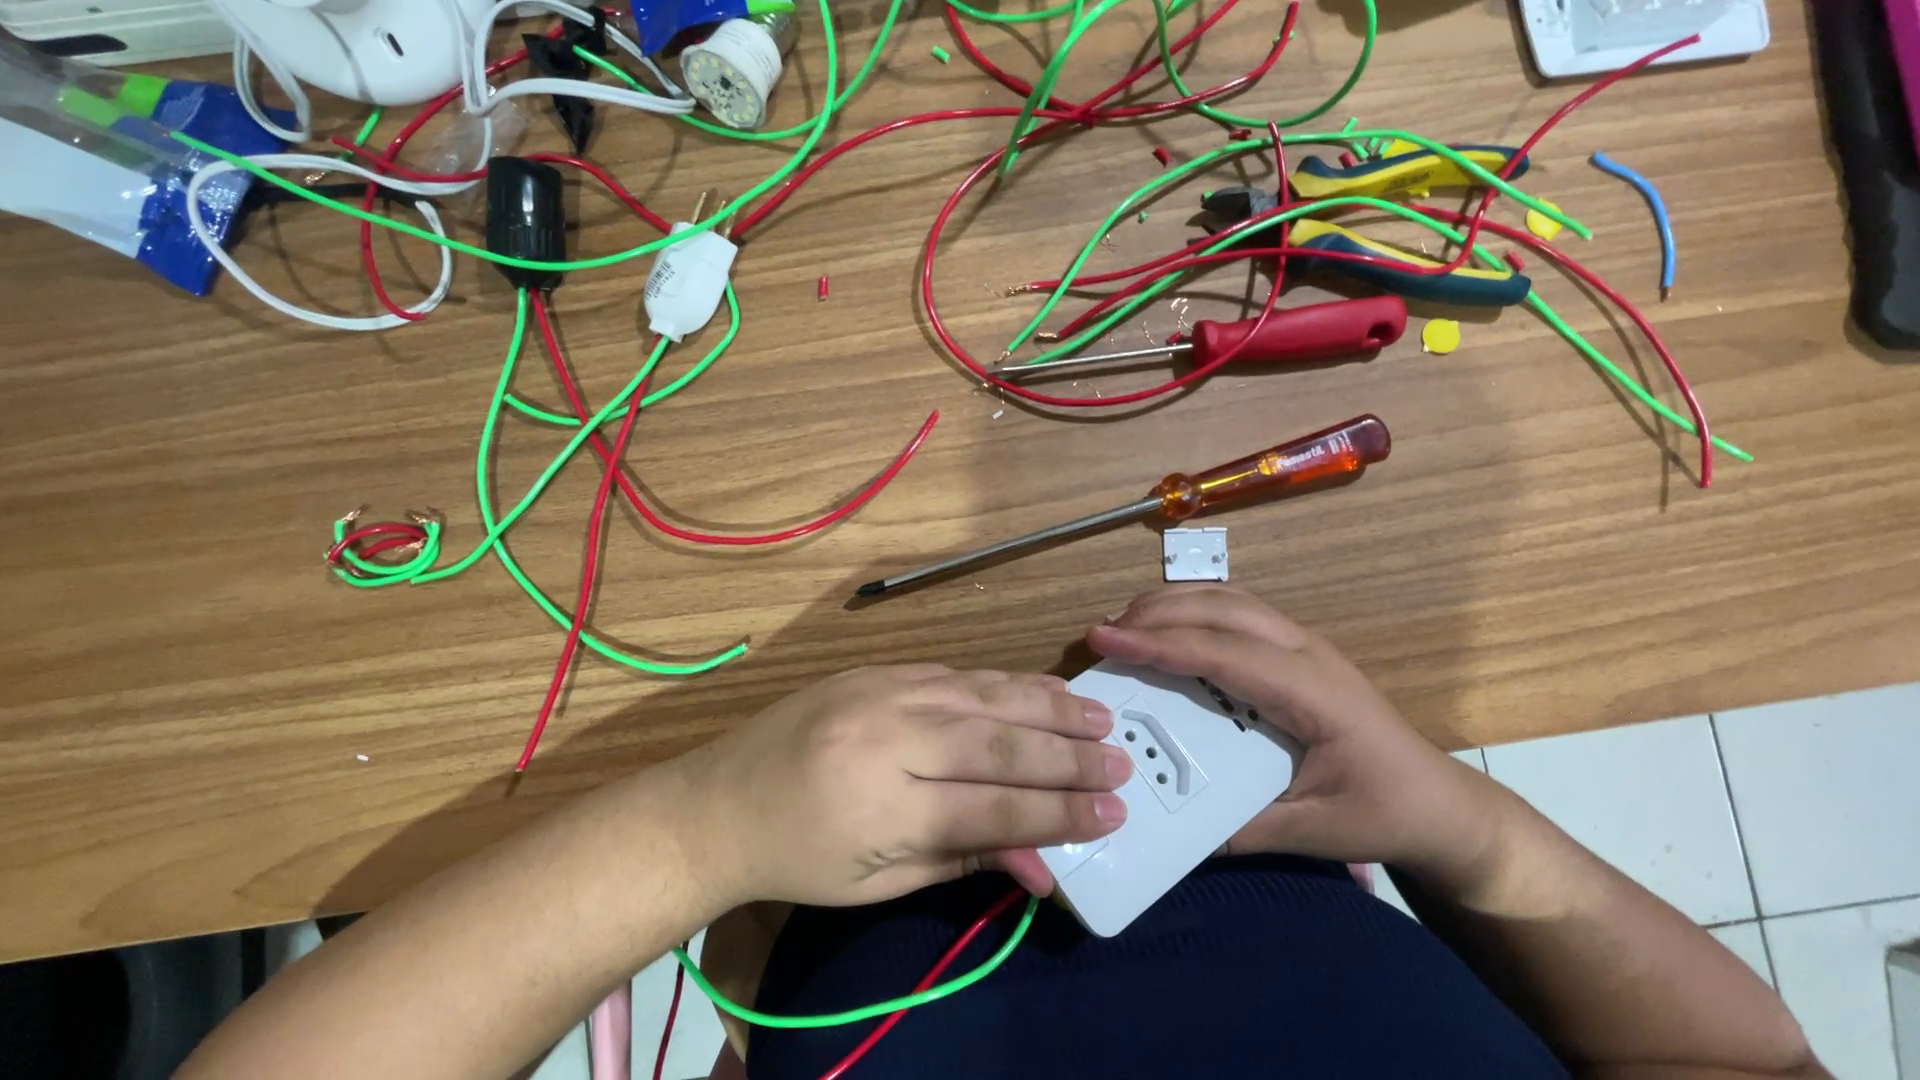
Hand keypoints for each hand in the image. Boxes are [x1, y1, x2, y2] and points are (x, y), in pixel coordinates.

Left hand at [675, 665, 1130, 907]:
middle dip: (1067, 756)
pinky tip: (1038, 688)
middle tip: (1122, 762)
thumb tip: (1043, 865)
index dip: (1057, 814)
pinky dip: (1002, 683)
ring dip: (1047, 705)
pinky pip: (954, 673)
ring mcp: (880, 695)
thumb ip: (964, 862)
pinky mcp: (876, 672)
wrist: (718, 803)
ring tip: (1099, 717)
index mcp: (884, 809)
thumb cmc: (798, 860)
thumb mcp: (879, 883)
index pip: (993, 810)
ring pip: (983, 695)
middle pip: (997, 744)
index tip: (1113, 813)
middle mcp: (888, 740)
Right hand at [1085, 585, 1504, 880]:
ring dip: (1174, 604)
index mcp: (1313, 693)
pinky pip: (1239, 611)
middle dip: (1157, 612)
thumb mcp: (1313, 833)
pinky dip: (1194, 611)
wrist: (1443, 804)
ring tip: (1123, 625)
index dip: (1159, 643)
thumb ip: (1241, 830)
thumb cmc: (1385, 813)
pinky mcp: (1299, 651)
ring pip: (1231, 599)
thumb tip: (1166, 828)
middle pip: (1223, 608)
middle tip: (1103, 633)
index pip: (1223, 653)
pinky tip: (1167, 631)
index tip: (1105, 639)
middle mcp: (1308, 653)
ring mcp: (1306, 645)